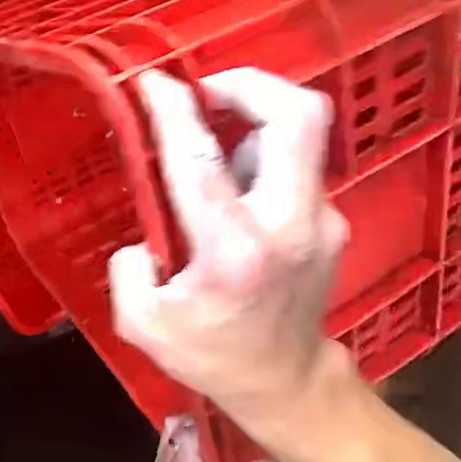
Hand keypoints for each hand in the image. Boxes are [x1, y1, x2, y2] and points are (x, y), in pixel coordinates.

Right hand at [109, 68, 349, 437]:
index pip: (201, 160)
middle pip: (297, 116)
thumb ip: (128, 268)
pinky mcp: (332, 219)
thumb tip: (144, 233)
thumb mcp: (144, 325)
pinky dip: (264, 156)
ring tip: (217, 152)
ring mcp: (322, 218)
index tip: (151, 81)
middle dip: (249, 84)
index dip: (173, 110)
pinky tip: (238, 188)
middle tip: (207, 91)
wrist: (287, 381)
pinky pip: (297, 163)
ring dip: (254, 121)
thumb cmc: (213, 355)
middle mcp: (289, 223)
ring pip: (302, 132)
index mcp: (235, 251)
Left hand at [146, 416, 269, 461]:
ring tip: (226, 434)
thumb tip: (265, 456)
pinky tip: (212, 449)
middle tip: (235, 422)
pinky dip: (189, 441)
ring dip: (197, 430)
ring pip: (173, 434)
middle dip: (206, 421)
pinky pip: (171, 447)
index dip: (211, 420)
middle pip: (179, 430)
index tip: (236, 416)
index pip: (189, 436)